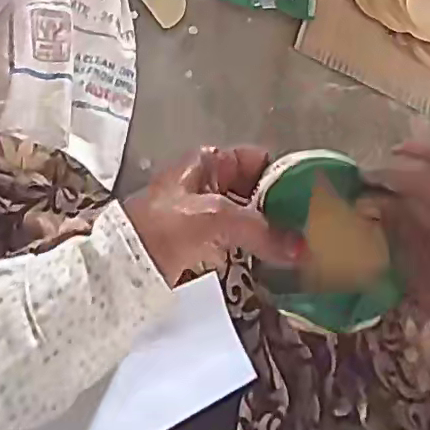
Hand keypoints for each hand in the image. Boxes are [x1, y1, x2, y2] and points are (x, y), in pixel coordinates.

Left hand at [123, 147, 302, 284]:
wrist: (119, 268)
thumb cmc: (164, 227)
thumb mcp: (215, 218)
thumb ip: (261, 230)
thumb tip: (303, 248)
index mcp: (209, 162)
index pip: (259, 160)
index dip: (284, 176)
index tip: (309, 198)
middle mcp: (209, 182)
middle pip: (256, 190)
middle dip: (280, 208)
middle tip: (309, 228)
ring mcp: (204, 212)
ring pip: (248, 217)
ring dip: (269, 231)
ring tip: (298, 247)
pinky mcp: (200, 241)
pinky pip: (237, 239)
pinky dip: (255, 248)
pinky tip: (274, 262)